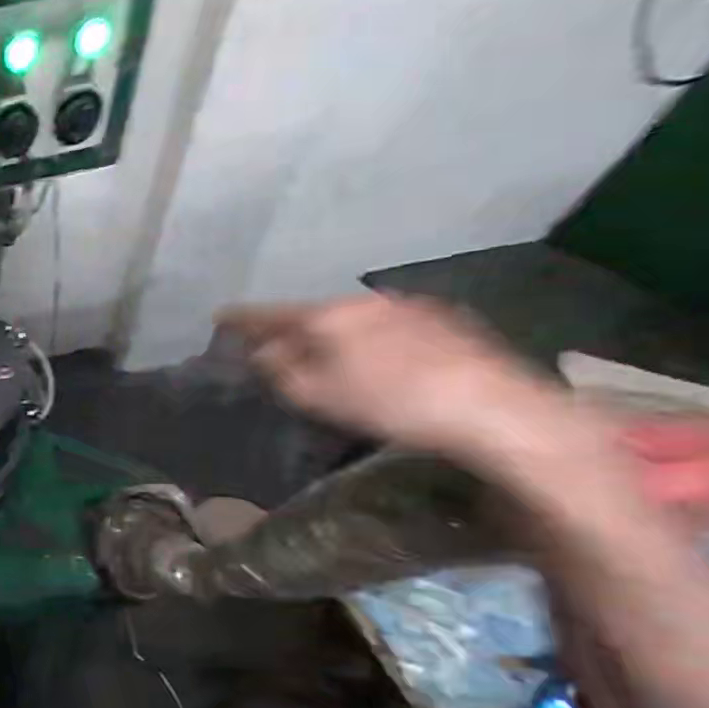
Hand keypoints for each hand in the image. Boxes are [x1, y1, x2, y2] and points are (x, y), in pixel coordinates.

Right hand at [217, 292, 563, 462]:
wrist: (489, 405)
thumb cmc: (391, 402)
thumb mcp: (322, 396)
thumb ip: (286, 372)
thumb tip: (264, 353)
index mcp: (332, 316)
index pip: (274, 314)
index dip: (244, 318)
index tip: (219, 316)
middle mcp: (366, 301)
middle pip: (314, 313)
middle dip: (289, 327)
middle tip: (269, 343)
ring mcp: (407, 306)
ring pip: (351, 317)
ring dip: (328, 332)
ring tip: (318, 351)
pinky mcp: (440, 321)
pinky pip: (382, 324)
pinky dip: (362, 337)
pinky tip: (370, 358)